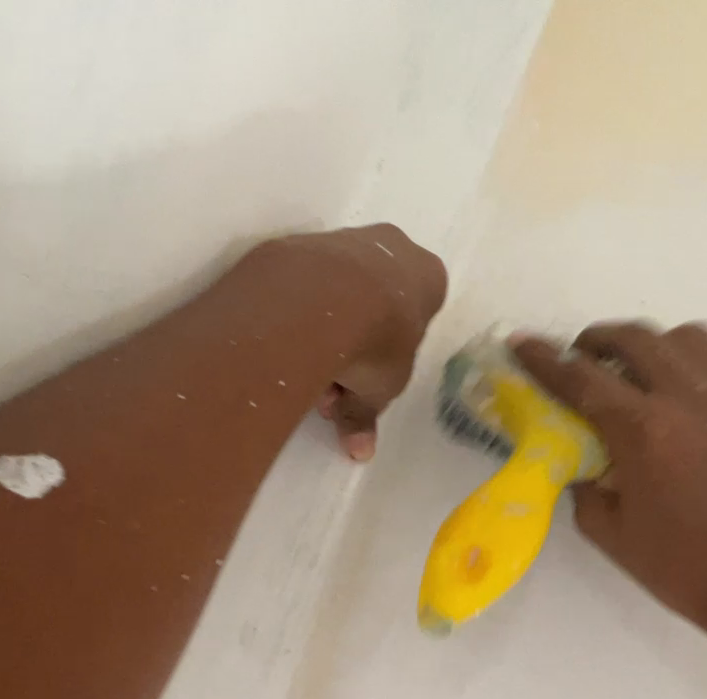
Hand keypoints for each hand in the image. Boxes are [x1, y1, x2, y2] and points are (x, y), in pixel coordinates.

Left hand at [242, 225, 446, 460]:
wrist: (318, 300)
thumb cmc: (375, 344)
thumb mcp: (379, 392)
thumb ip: (366, 415)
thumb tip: (359, 451)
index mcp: (427, 276)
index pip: (415, 317)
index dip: (389, 357)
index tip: (364, 382)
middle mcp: (391, 246)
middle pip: (372, 304)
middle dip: (350, 349)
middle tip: (327, 388)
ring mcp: (342, 239)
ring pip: (334, 295)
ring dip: (320, 334)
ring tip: (299, 372)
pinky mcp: (299, 243)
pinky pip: (300, 287)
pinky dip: (293, 314)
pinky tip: (279, 343)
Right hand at [512, 322, 706, 645]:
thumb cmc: (684, 565)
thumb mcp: (609, 532)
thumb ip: (585, 485)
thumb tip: (581, 459)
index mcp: (644, 431)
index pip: (580, 378)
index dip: (542, 359)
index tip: (520, 342)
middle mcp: (689, 398)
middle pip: (635, 339)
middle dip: (596, 340)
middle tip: (579, 357)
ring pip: (687, 336)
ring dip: (650, 345)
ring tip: (635, 371)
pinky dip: (696, 361)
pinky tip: (685, 391)